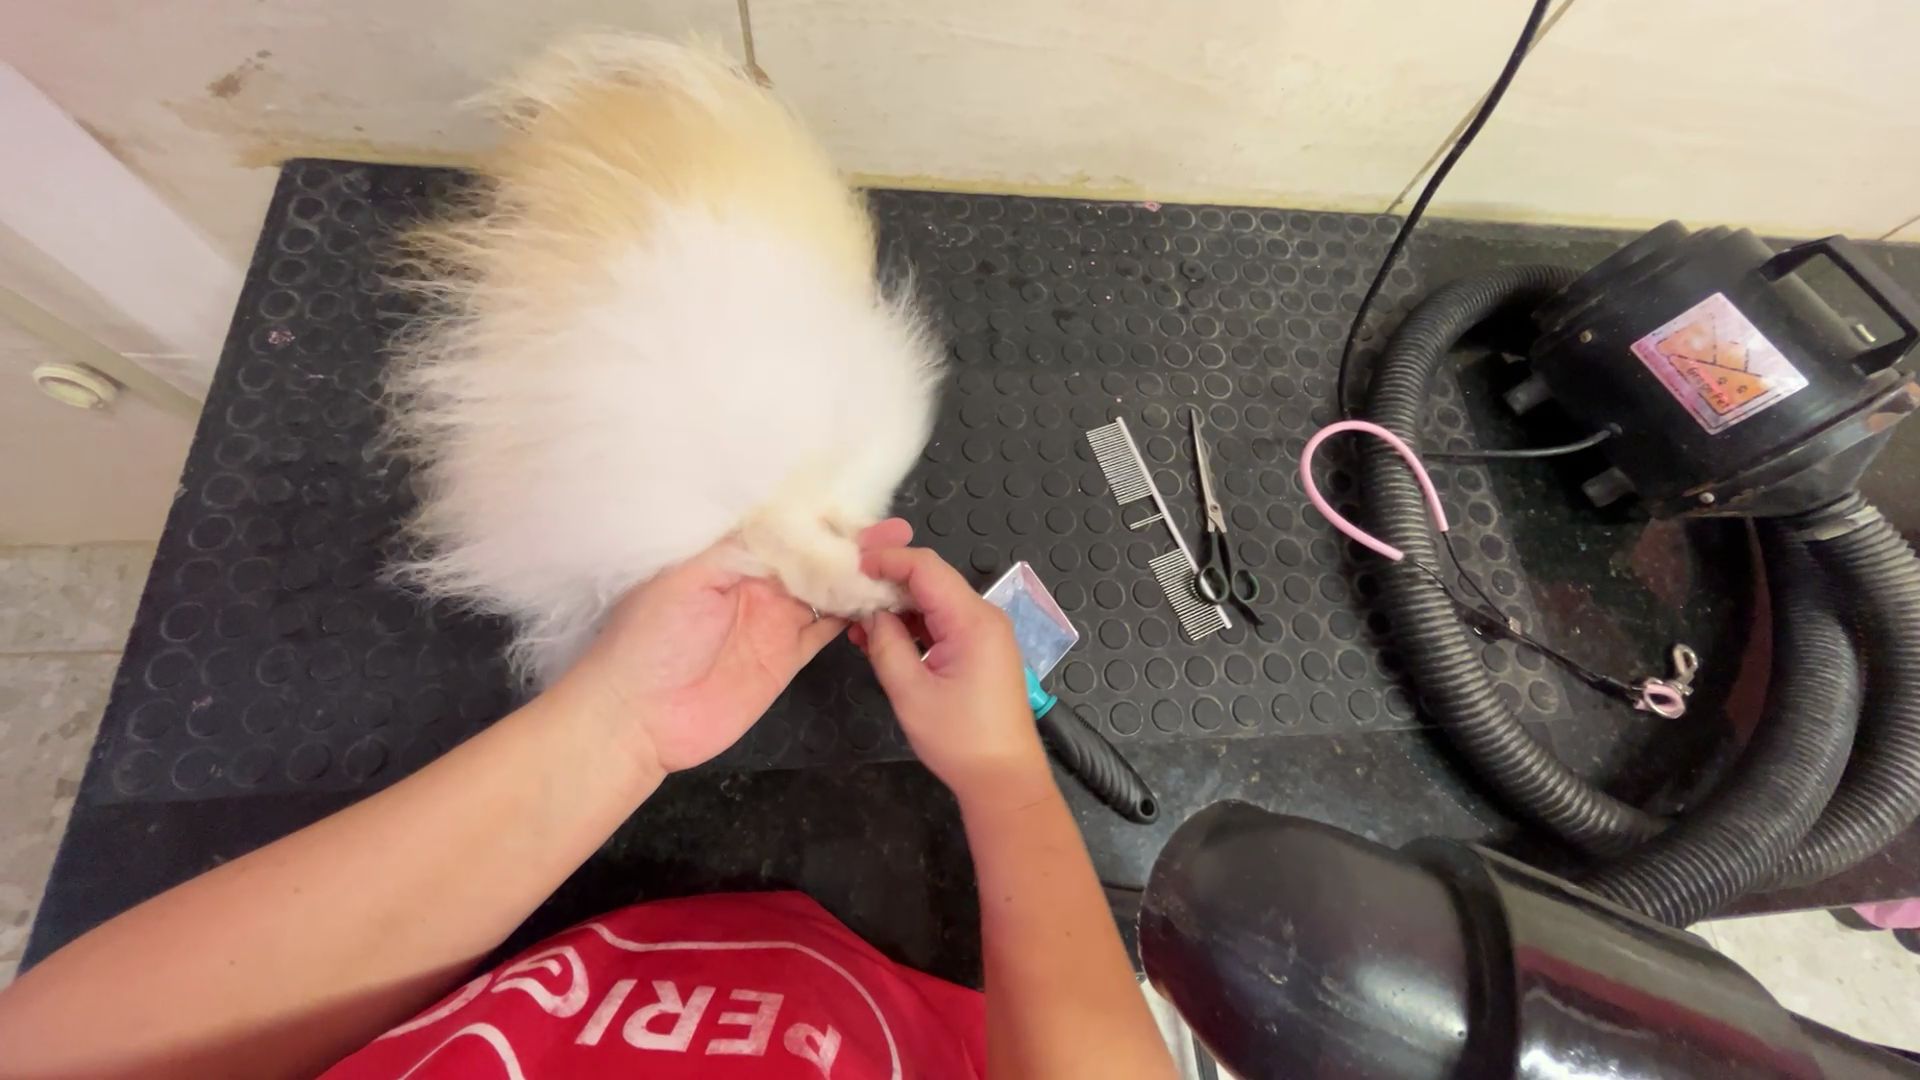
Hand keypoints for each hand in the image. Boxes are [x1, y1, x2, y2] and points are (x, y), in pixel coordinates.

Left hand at [557, 519, 914, 774]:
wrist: (639, 719)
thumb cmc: (650, 638)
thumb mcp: (686, 577)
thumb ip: (738, 548)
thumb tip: (788, 517)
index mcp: (730, 557)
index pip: (786, 529)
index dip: (823, 518)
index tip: (861, 505)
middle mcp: (758, 584)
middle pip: (814, 557)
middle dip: (853, 543)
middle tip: (896, 532)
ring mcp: (776, 620)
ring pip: (828, 589)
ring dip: (860, 575)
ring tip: (899, 559)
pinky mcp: (789, 655)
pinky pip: (827, 628)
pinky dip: (854, 614)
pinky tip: (880, 599)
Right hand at [853, 546, 1054, 811]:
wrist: (1004, 777)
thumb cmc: (960, 738)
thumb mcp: (911, 692)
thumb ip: (886, 645)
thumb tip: (871, 613)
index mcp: (972, 620)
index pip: (926, 568)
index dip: (887, 559)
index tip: (852, 564)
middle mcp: (983, 616)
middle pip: (931, 580)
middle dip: (888, 581)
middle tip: (848, 590)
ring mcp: (984, 632)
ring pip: (934, 601)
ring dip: (897, 606)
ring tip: (857, 620)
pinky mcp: (979, 648)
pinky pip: (942, 623)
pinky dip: (912, 625)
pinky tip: (881, 637)